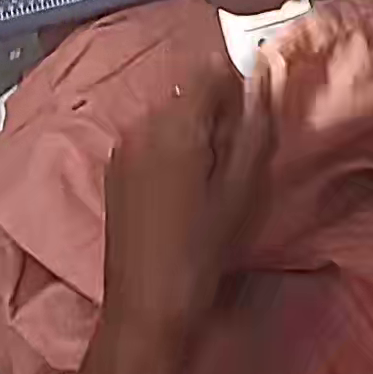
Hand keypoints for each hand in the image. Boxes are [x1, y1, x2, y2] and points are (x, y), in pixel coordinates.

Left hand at [101, 56, 273, 336]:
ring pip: (168, 113)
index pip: (210, 70)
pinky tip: (176, 185)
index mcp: (177, 122)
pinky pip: (148, 134)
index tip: (248, 107)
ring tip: (203, 172)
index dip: (235, 81)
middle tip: (230, 150)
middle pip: (188, 91)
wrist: (146, 304)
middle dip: (213, 108)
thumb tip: (260, 79)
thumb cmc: (203, 247)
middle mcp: (143, 121)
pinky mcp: (112, 164)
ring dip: (189, 126)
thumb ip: (255, 125)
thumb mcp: (243, 187)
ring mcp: (122, 142)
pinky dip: (166, 143)